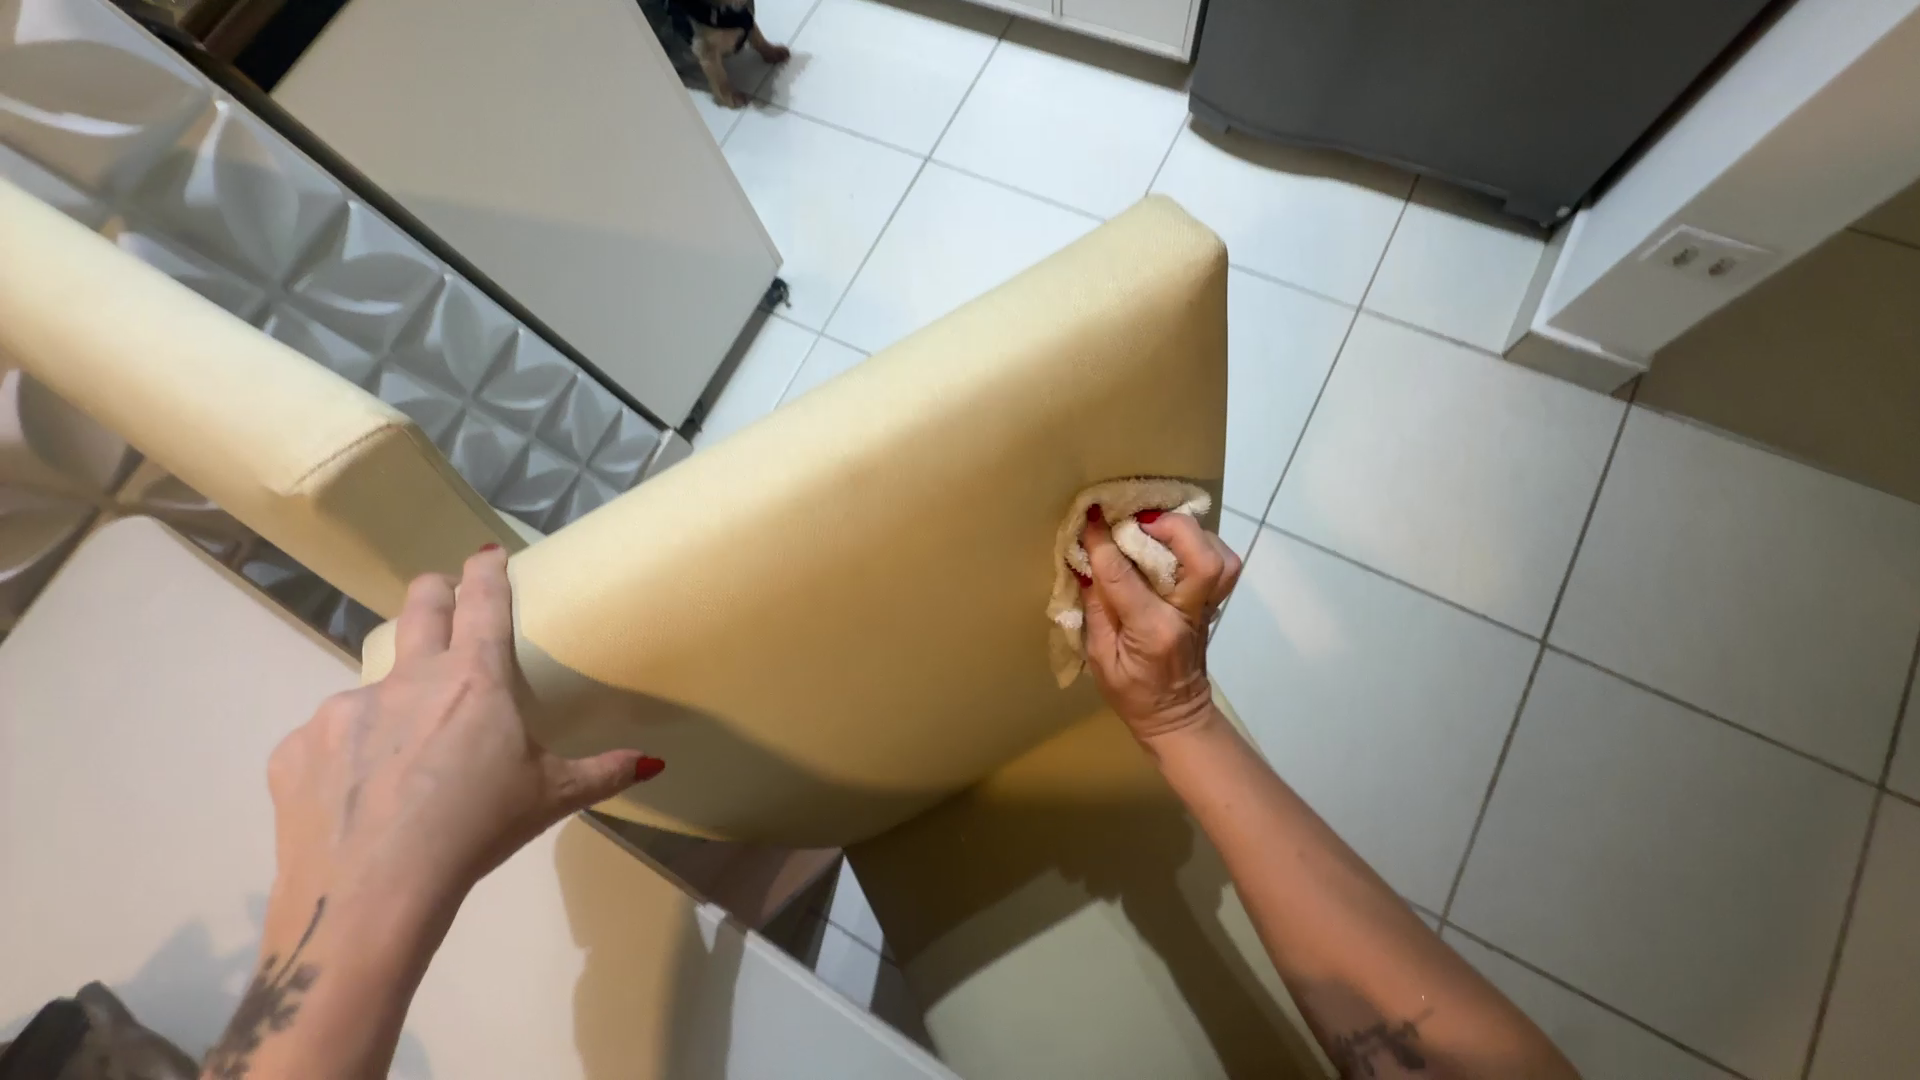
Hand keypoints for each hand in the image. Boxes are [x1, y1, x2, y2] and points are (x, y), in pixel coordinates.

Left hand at [264, 546, 657, 920]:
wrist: (370, 900)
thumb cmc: (479, 831)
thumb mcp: (551, 798)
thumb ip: (604, 772)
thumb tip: (655, 763)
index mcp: (474, 681)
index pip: (482, 602)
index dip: (486, 571)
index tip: (485, 554)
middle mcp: (406, 680)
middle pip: (419, 608)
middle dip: (434, 591)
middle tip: (443, 593)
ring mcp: (342, 711)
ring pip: (375, 687)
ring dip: (395, 701)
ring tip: (405, 757)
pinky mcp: (295, 750)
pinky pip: (331, 738)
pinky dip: (351, 752)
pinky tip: (361, 796)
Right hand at [1081, 508, 1242, 742]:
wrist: (1177, 717)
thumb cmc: (1132, 695)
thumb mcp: (1100, 658)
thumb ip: (1095, 608)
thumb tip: (1086, 563)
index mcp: (1152, 631)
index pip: (1124, 577)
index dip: (1103, 543)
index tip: (1090, 518)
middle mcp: (1187, 615)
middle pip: (1202, 559)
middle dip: (1170, 528)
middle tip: (1138, 521)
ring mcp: (1206, 610)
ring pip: (1220, 558)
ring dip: (1191, 534)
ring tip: (1158, 528)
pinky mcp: (1212, 604)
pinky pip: (1222, 564)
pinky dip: (1202, 545)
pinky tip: (1175, 544)